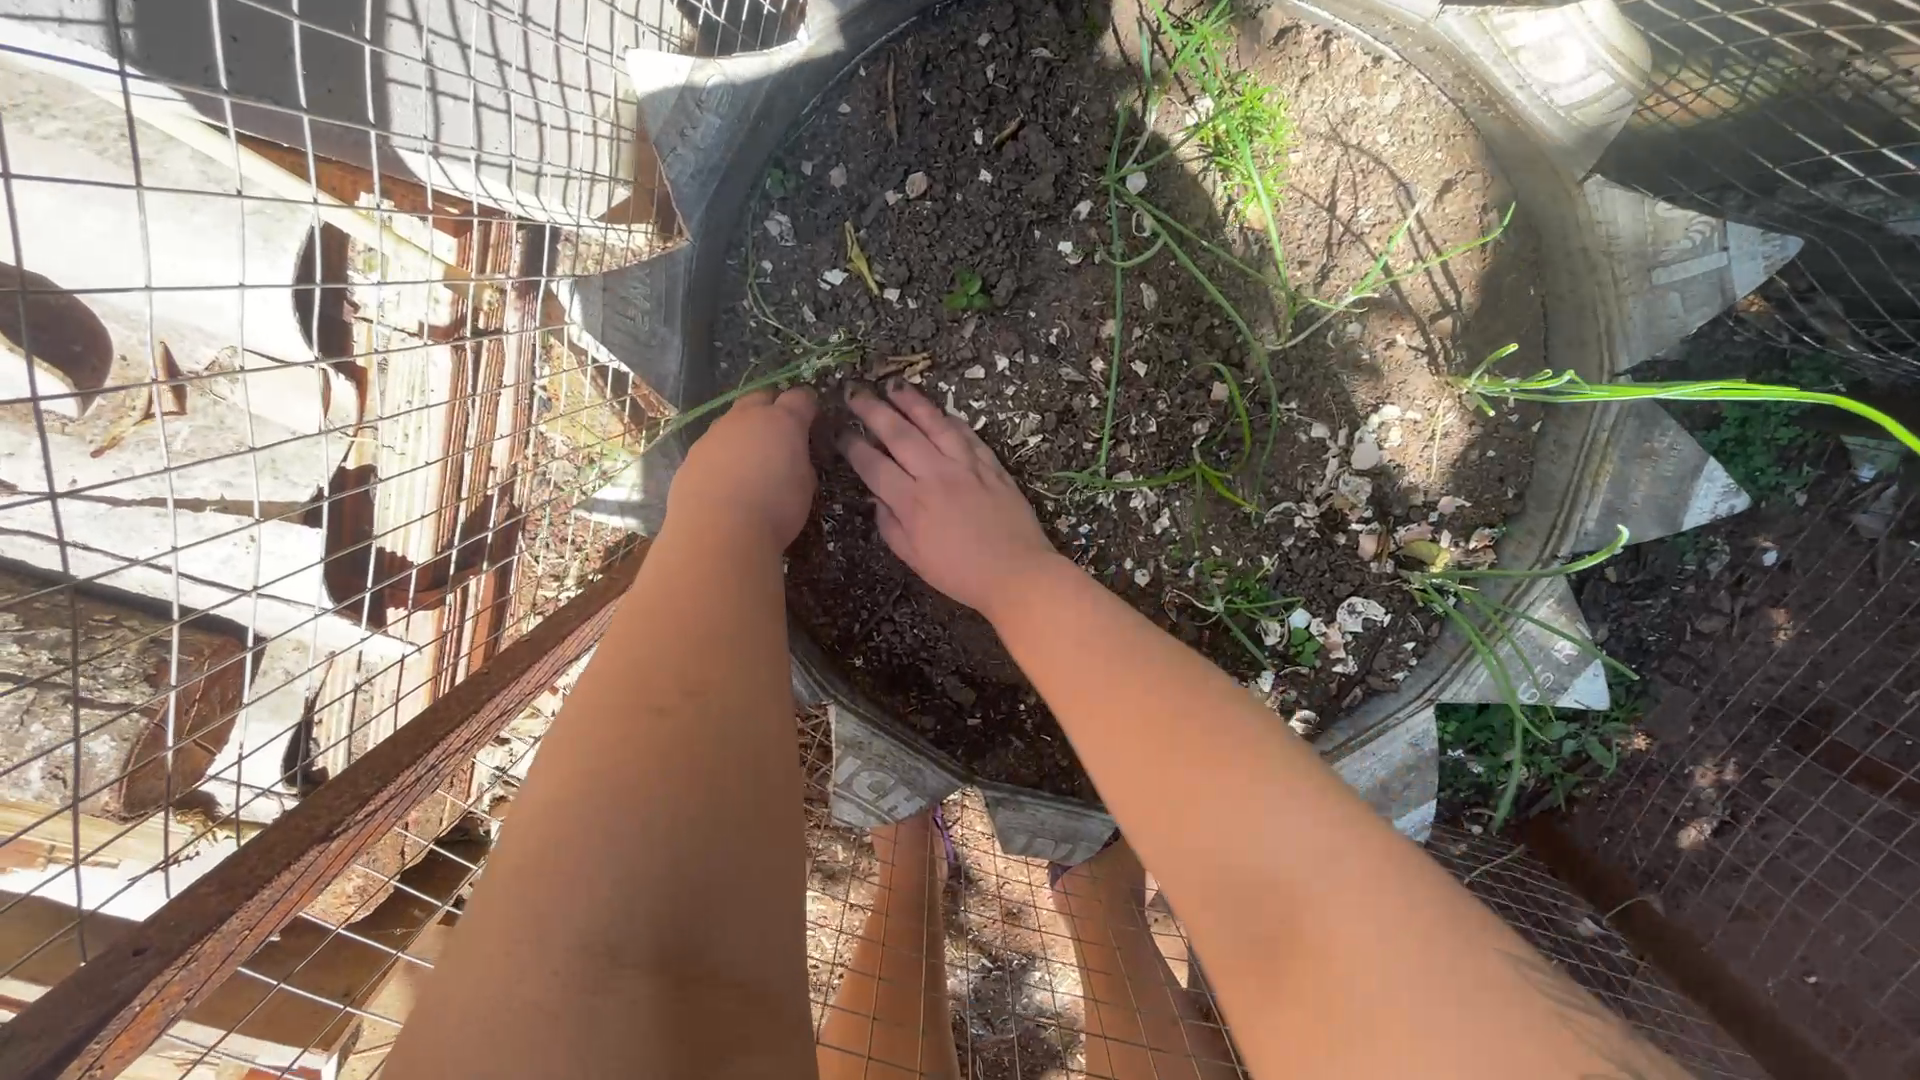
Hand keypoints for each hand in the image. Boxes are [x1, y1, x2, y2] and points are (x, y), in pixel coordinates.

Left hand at [667, 386, 818, 550]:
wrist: (718, 530)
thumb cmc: (776, 509)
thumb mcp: (805, 487)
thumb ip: (800, 463)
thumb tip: (792, 459)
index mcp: (782, 422)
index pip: (800, 398)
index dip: (808, 407)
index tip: (811, 420)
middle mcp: (746, 419)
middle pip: (761, 397)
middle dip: (772, 408)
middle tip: (780, 435)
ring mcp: (714, 435)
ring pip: (732, 421)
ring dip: (744, 432)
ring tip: (750, 462)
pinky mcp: (692, 455)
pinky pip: (712, 447)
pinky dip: (722, 456)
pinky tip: (725, 482)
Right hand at [839, 380, 1061, 618]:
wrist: (1017, 573)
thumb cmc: (960, 574)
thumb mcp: (914, 558)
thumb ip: (891, 526)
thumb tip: (877, 500)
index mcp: (912, 502)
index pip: (874, 466)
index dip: (853, 447)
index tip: (840, 432)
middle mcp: (936, 475)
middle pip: (899, 434)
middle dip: (873, 411)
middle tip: (856, 392)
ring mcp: (967, 466)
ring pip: (935, 425)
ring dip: (912, 403)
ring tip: (895, 385)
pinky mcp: (992, 466)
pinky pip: (968, 435)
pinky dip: (951, 421)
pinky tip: (941, 412)